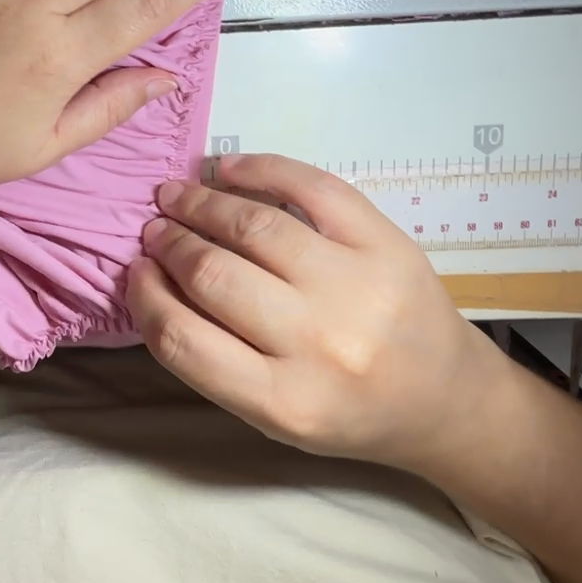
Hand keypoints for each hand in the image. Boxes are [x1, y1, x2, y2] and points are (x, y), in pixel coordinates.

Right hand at [126, 154, 513, 471]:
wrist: (445, 399)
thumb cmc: (346, 410)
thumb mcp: (272, 413)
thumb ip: (211, 355)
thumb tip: (154, 275)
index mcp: (285, 403)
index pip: (182, 339)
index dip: (145, 296)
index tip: (136, 271)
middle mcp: (322, 346)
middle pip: (214, 275)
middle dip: (170, 243)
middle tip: (155, 229)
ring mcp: (360, 288)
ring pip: (255, 225)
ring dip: (201, 203)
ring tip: (177, 197)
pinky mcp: (388, 243)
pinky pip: (312, 187)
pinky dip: (260, 169)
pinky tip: (228, 169)